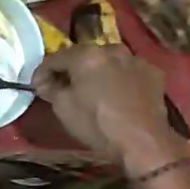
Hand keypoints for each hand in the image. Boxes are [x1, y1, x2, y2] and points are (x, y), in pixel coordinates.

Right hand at [34, 45, 187, 174]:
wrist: (140, 139)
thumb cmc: (95, 123)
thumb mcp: (62, 108)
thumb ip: (51, 89)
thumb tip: (46, 83)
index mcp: (87, 56)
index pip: (56, 57)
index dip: (42, 72)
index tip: (37, 86)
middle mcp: (113, 50)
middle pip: (84, 55)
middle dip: (70, 69)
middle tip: (62, 86)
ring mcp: (136, 59)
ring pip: (107, 61)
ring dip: (95, 72)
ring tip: (89, 89)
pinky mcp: (152, 72)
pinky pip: (126, 70)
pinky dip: (116, 78)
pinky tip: (113, 94)